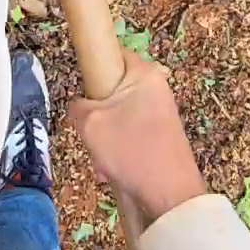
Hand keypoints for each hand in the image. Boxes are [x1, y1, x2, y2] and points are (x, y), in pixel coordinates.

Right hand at [67, 52, 207, 224]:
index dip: (91, 68)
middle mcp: (156, 86)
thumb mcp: (90, 123)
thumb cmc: (132, 150)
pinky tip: (112, 170)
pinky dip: (118, 148)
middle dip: (96, 114)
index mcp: (144, 73)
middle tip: (90, 133)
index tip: (80, 89)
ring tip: (102, 160)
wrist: (171, 196)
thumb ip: (77, 106)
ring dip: (105, 137)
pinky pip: (130, 132)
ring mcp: (161, 111)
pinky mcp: (162, 133)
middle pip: (112, 89)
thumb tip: (80, 106)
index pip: (110, 52)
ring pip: (118, 115)